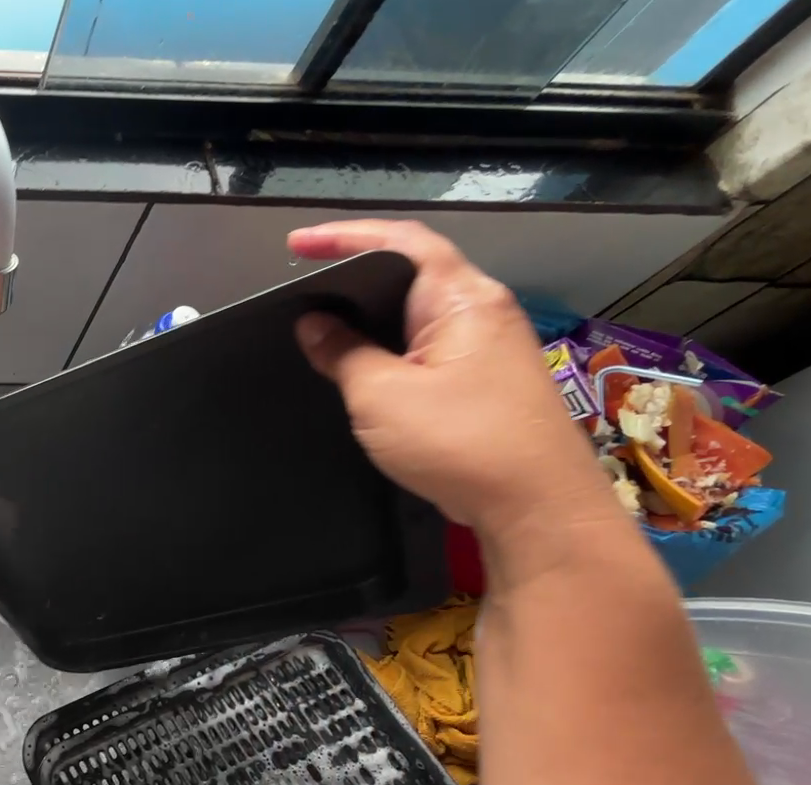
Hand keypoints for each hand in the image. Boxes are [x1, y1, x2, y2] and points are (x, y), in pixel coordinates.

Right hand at [289, 220, 612, 536]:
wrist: (532, 504)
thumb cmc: (459, 442)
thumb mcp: (381, 394)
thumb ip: (342, 352)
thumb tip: (313, 324)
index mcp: (462, 300)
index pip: (403, 243)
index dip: (345, 236)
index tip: (295, 244)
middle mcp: (480, 311)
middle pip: (411, 271)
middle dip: (353, 270)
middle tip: (300, 282)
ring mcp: (484, 346)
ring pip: (415, 310)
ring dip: (367, 310)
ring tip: (317, 320)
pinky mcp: (478, 379)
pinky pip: (421, 342)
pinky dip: (382, 341)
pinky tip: (354, 360)